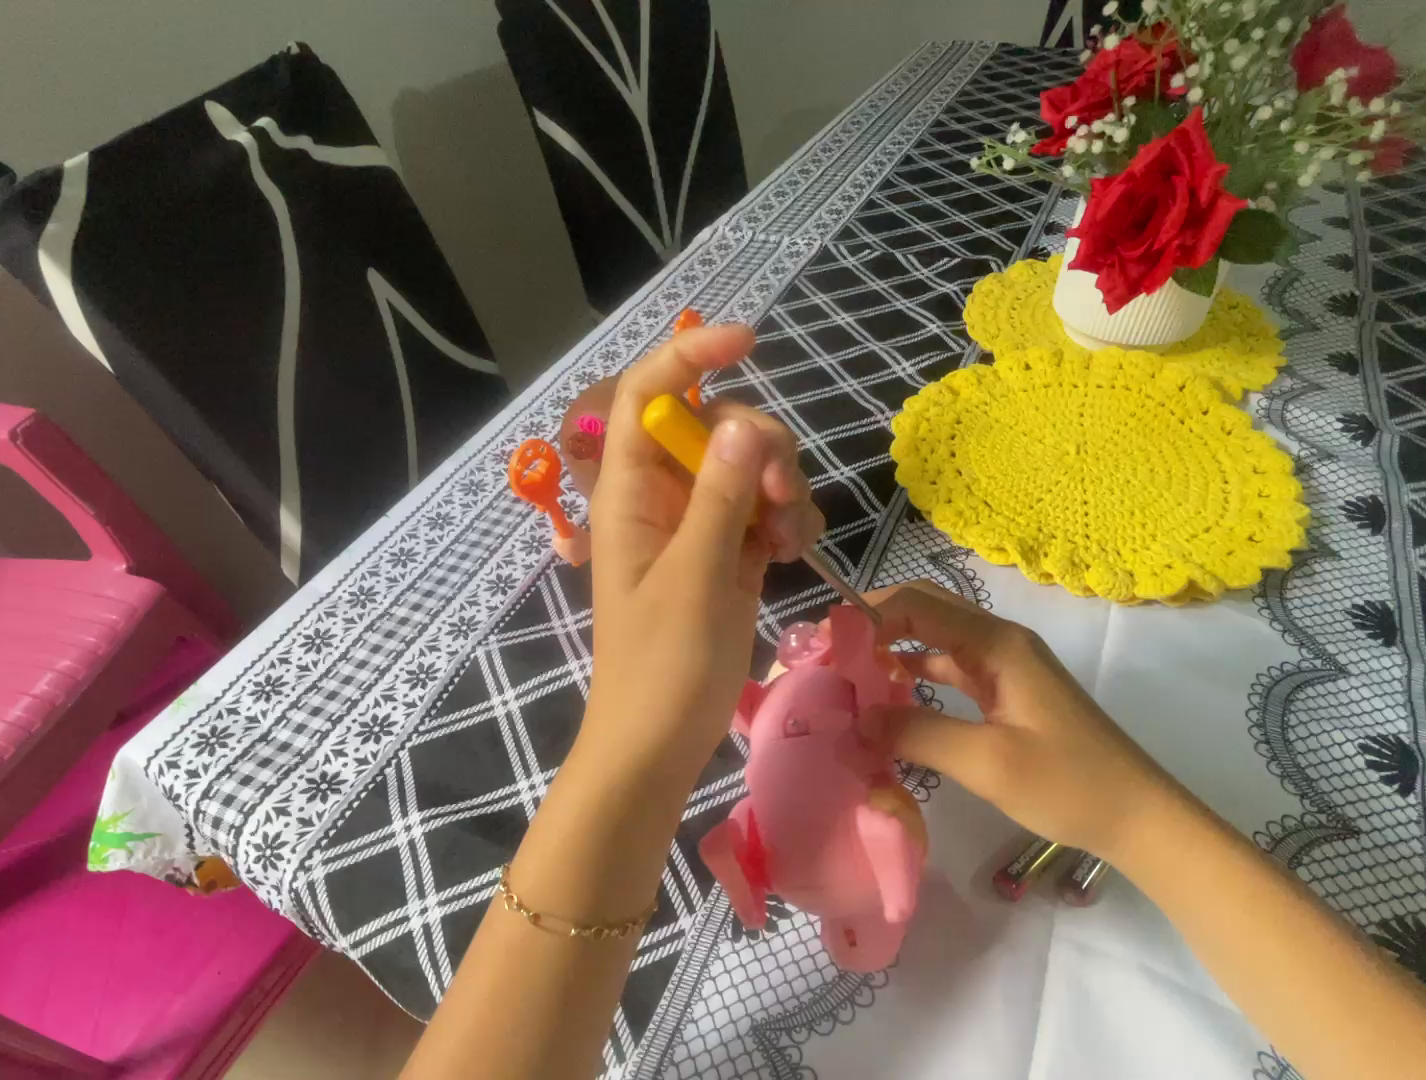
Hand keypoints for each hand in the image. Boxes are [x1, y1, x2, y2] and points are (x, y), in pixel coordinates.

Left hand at [583, 324, 823, 772]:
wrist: (658, 746)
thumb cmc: (662, 668)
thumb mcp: (695, 579)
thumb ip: (719, 498)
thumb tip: (742, 424)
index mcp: (630, 492)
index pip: (647, 394)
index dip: (689, 356)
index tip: (748, 342)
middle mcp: (661, 497)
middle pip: (714, 427)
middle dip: (759, 447)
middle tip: (780, 499)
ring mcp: (696, 525)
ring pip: (747, 467)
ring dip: (781, 489)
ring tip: (791, 541)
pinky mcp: (725, 553)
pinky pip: (761, 509)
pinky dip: (785, 519)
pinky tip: (795, 553)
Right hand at [863, 581, 1192, 863]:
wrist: (1141, 818)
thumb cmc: (1069, 784)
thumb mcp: (987, 762)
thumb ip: (917, 733)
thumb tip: (855, 719)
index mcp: (997, 643)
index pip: (918, 604)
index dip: (867, 615)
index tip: (826, 643)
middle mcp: (999, 641)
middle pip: (925, 610)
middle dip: (875, 623)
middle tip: (830, 651)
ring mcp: (1004, 666)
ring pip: (936, 638)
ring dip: (893, 647)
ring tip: (850, 671)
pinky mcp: (1006, 691)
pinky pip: (950, 668)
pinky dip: (915, 673)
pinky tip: (889, 694)